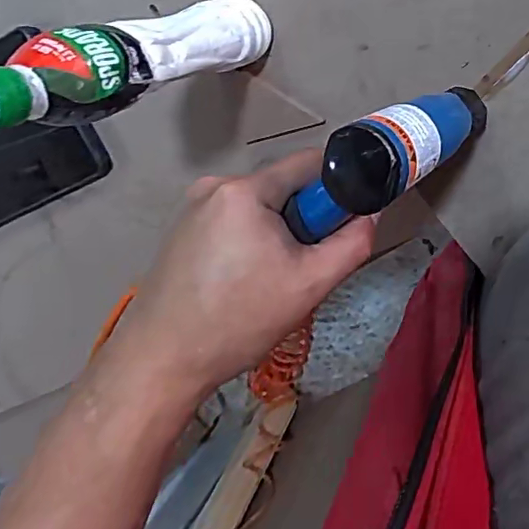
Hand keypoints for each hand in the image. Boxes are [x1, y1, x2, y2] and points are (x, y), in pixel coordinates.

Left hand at [92, 148, 374, 405]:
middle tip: (305, 262)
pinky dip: (252, 239)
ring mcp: (194, 206)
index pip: (310, 162)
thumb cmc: (236, 321)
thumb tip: (371, 213)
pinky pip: (236, 219)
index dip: (337, 187)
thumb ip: (353, 242)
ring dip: (279, 231)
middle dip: (305, 217)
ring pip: (261, 205)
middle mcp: (216, 185)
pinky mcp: (183, 228)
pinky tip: (245, 280)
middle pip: (284, 186)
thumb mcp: (309, 285)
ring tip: (273, 278)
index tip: (343, 222)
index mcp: (244, 189)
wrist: (157, 366)